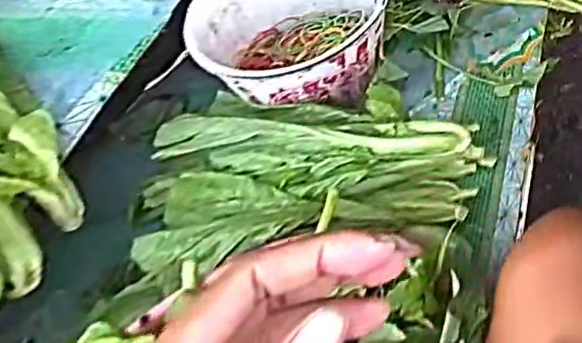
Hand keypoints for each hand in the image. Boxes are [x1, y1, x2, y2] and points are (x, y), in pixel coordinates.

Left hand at [141, 231, 416, 342]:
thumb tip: (336, 316)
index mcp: (178, 334)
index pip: (261, 266)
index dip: (330, 248)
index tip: (386, 247)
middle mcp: (192, 330)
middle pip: (276, 273)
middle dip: (345, 257)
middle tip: (403, 251)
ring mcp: (211, 341)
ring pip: (282, 300)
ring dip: (344, 287)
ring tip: (392, 283)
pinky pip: (278, 328)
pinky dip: (325, 317)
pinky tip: (363, 316)